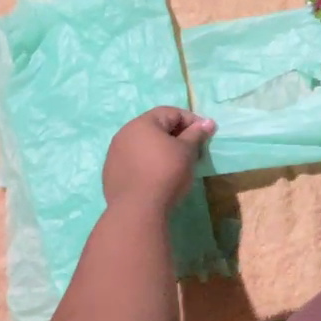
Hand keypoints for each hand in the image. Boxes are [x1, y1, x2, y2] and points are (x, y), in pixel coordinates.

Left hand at [101, 107, 215, 214]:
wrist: (137, 208)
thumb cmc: (166, 172)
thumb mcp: (187, 151)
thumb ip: (196, 134)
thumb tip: (208, 122)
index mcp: (142, 123)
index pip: (171, 112)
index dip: (191, 120)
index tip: (205, 134)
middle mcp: (124, 133)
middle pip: (156, 127)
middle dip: (176, 135)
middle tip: (192, 149)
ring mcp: (115, 153)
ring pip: (144, 144)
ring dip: (161, 148)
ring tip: (176, 163)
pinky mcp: (111, 171)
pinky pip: (134, 159)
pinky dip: (148, 162)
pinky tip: (157, 175)